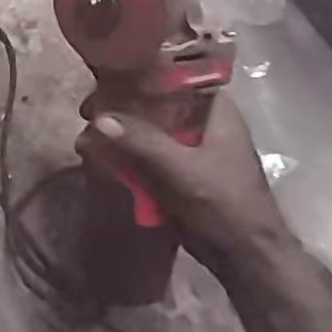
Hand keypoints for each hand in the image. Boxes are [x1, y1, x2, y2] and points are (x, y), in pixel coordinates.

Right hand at [75, 92, 290, 265]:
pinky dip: (124, 153)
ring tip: (87, 135)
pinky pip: (145, 153)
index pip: (176, 74)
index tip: (106, 78)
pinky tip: (97, 155)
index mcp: (215, 110)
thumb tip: (97, 119)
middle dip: (120, 106)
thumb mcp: (182, 170)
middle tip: (88, 111)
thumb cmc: (224, 204)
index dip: (140, 73)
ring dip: (118, 131)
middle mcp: (202, 121)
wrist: (245, 258)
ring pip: (147, 128)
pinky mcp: (178, 170)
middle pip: (155, 101)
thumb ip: (142, 141)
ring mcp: (189, 147)